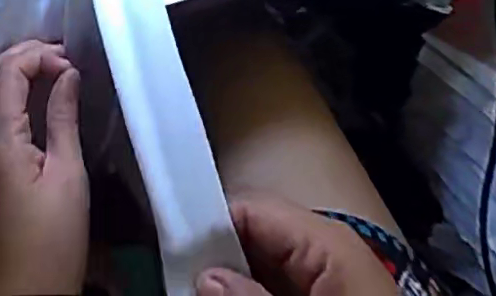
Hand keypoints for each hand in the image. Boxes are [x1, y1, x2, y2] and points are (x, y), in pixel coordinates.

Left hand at [0, 40, 87, 295]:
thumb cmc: (52, 240)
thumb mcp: (68, 174)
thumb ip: (64, 118)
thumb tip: (68, 73)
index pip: (8, 72)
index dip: (40, 56)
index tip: (72, 65)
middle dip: (28, 54)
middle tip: (66, 57)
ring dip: (21, 70)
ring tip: (59, 70)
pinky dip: (18, 92)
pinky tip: (43, 97)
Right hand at [198, 194, 399, 295]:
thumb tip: (205, 277)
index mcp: (323, 240)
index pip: (250, 209)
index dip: (209, 228)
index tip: (172, 256)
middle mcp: (322, 249)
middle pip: (252, 239)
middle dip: (216, 266)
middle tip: (180, 288)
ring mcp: (324, 278)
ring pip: (259, 269)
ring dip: (230, 287)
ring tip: (195, 292)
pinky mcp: (324, 295)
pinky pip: (276, 287)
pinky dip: (252, 295)